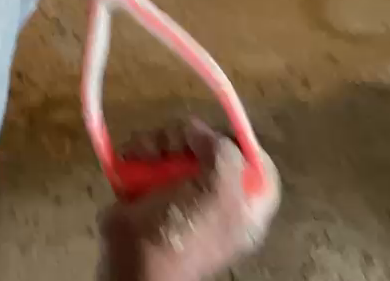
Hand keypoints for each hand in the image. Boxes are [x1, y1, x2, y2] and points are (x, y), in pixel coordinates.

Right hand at [101, 122, 279, 280]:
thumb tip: (201, 130)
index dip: (243, 144)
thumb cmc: (184, 233)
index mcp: (243, 206)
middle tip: (173, 143)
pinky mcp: (150, 185)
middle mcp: (215, 196)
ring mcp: (180, 190)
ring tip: (145, 152)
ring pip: (173, 145)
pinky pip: (147, 153)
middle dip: (187, 137)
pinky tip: (131, 155)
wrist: (137, 259)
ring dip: (156, 140)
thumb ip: (223, 157)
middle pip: (209, 148)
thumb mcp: (218, 196)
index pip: (259, 168)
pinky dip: (137, 148)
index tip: (219, 130)